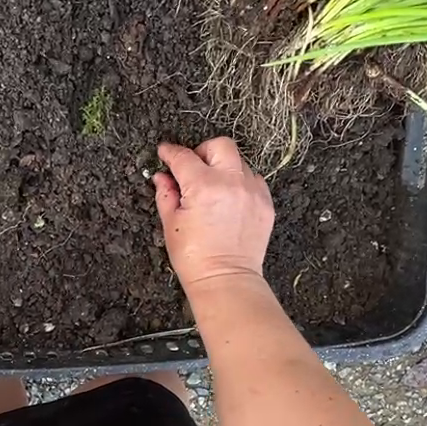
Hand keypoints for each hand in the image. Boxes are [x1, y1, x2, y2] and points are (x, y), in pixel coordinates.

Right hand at [153, 137, 274, 288]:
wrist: (225, 279)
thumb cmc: (195, 258)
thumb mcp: (171, 224)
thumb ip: (166, 194)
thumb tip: (162, 177)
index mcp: (203, 186)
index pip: (184, 157)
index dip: (170, 152)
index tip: (165, 152)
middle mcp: (232, 182)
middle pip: (220, 145)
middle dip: (202, 151)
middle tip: (192, 167)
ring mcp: (252, 191)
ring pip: (238, 162)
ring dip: (223, 167)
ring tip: (211, 188)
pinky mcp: (265, 203)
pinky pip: (253, 180)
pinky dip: (239, 183)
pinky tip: (228, 199)